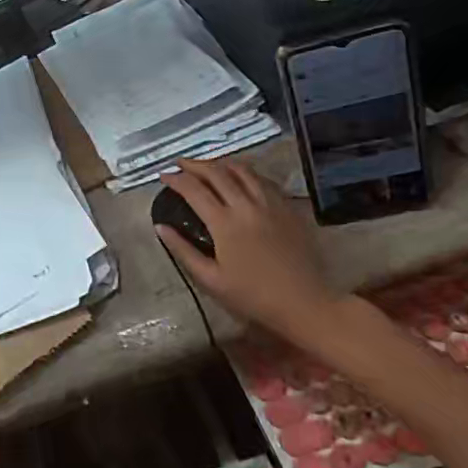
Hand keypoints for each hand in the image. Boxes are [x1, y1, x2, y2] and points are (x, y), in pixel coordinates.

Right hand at [156, 159, 340, 339]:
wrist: (306, 304)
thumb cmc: (253, 295)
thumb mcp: (210, 279)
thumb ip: (183, 250)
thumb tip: (161, 227)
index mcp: (224, 223)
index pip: (194, 189)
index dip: (175, 179)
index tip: (164, 177)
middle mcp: (247, 206)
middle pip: (217, 173)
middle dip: (194, 165)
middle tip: (180, 164)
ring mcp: (271, 205)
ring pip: (243, 171)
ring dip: (221, 164)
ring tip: (208, 166)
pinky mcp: (289, 209)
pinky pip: (264, 181)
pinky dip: (246, 173)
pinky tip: (241, 178)